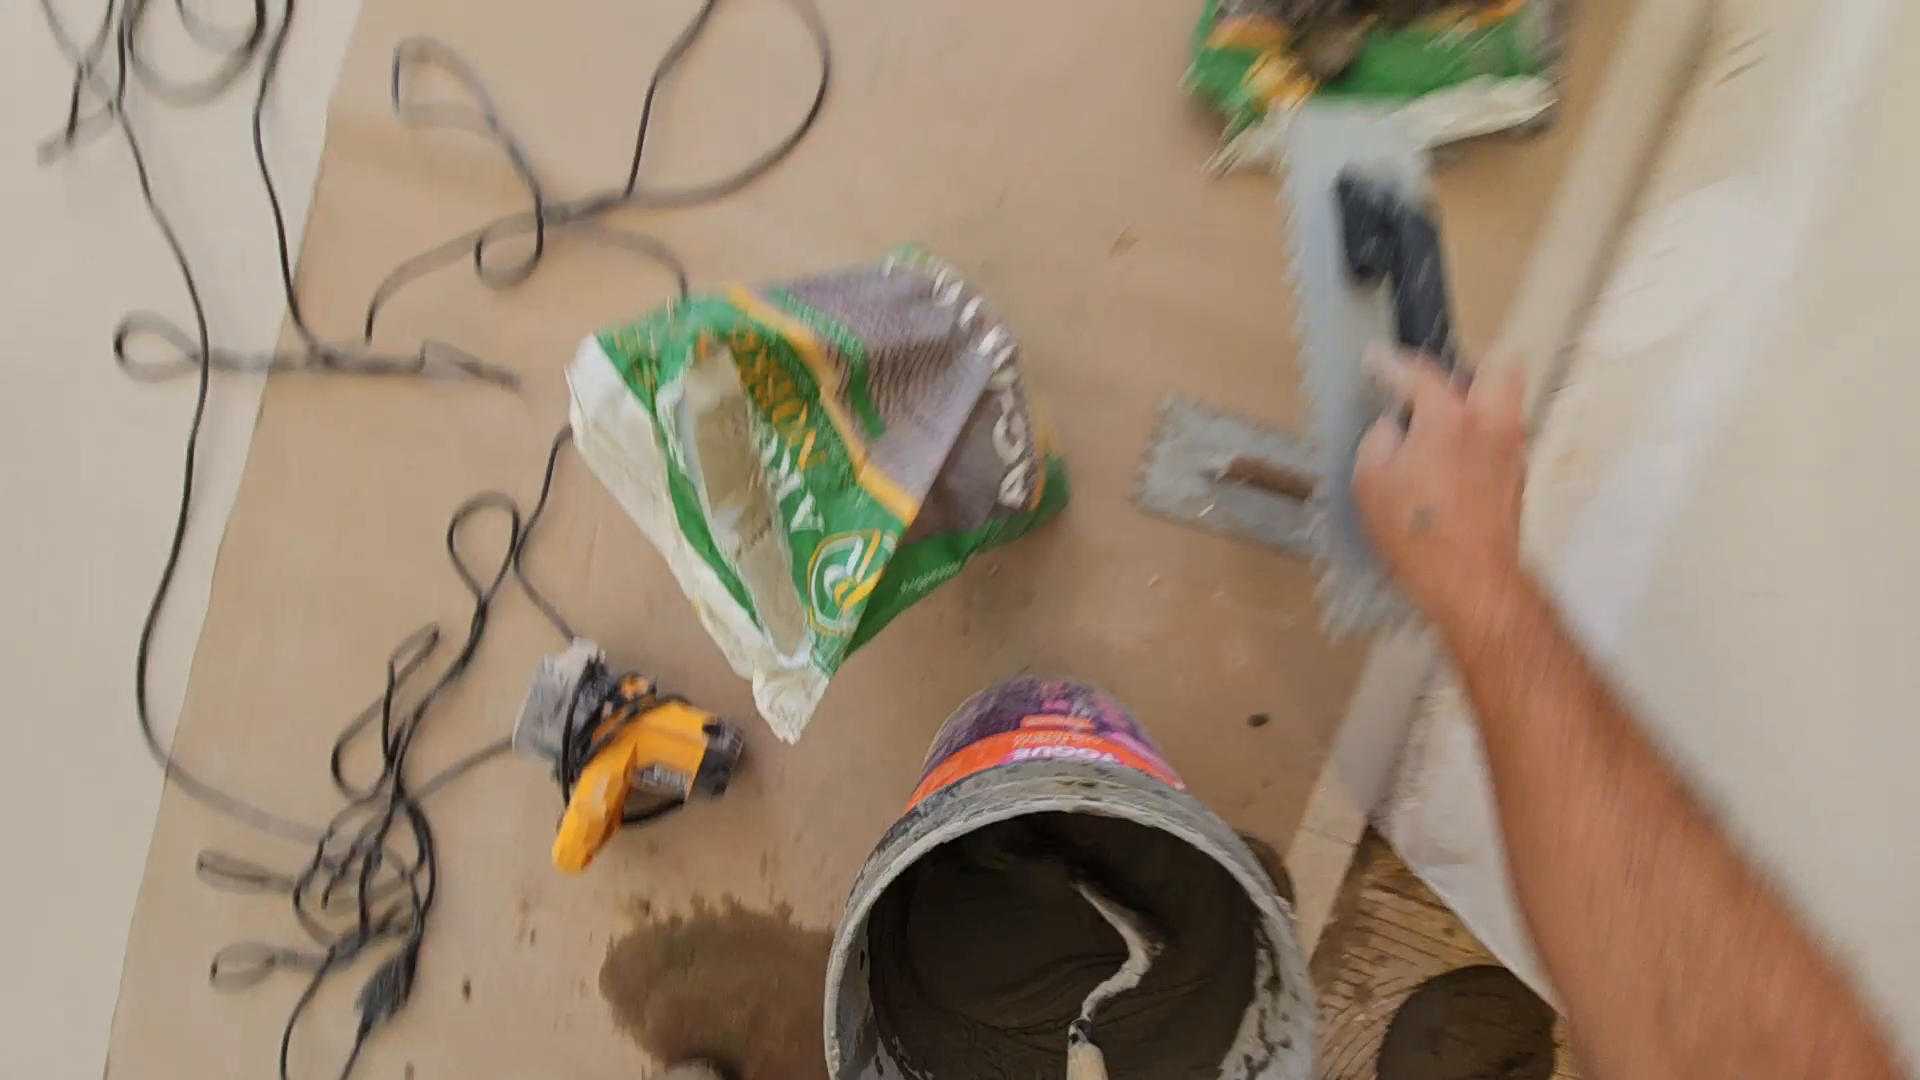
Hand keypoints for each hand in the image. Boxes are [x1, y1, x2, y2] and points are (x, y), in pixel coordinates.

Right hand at [1352, 345, 1526, 628]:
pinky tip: (1446, 463)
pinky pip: (1499, 436)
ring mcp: (1511, 449)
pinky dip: (1475, 437)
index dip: (1392, 363)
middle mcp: (1490, 424)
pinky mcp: (1515, 476)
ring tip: (1436, 425)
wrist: (1467, 577)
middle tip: (1433, 384)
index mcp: (1448, 419)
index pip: (1420, 374)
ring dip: (1473, 402)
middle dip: (1466, 365)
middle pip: (1500, 365)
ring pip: (1503, 401)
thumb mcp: (1370, 481)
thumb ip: (1379, 441)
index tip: (1375, 358)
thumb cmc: (1413, 530)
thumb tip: (1394, 429)